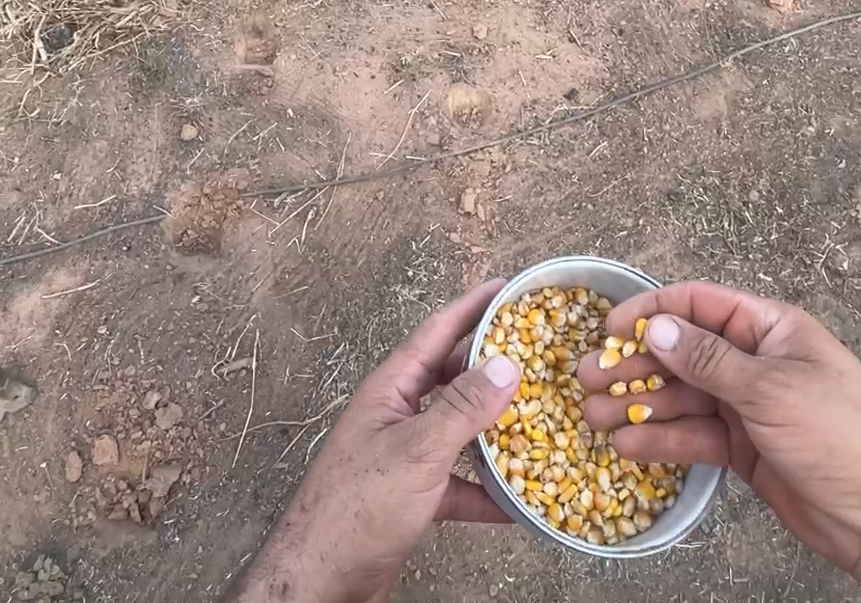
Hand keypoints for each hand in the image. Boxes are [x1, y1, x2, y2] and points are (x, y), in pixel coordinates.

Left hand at [231, 279, 519, 602]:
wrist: (321, 579)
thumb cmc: (356, 506)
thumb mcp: (416, 450)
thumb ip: (461, 408)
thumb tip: (506, 364)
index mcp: (392, 387)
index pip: (437, 332)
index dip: (471, 306)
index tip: (505, 287)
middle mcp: (400, 413)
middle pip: (452, 377)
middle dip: (491, 364)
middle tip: (535, 351)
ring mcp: (406, 454)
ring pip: (460, 429)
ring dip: (495, 427)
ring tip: (538, 416)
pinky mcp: (414, 495)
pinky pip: (459, 483)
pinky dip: (487, 490)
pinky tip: (518, 501)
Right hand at [577, 282, 860, 602]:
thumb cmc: (840, 434)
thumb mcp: (770, 388)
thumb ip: (707, 359)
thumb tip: (655, 327)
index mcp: (769, 328)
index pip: (698, 304)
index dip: (652, 311)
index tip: (610, 328)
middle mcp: (753, 360)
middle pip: (681, 353)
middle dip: (634, 365)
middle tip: (586, 378)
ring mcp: (747, 405)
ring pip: (680, 397)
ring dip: (637, 405)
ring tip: (592, 417)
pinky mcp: (743, 448)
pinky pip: (693, 436)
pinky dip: (661, 440)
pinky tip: (626, 447)